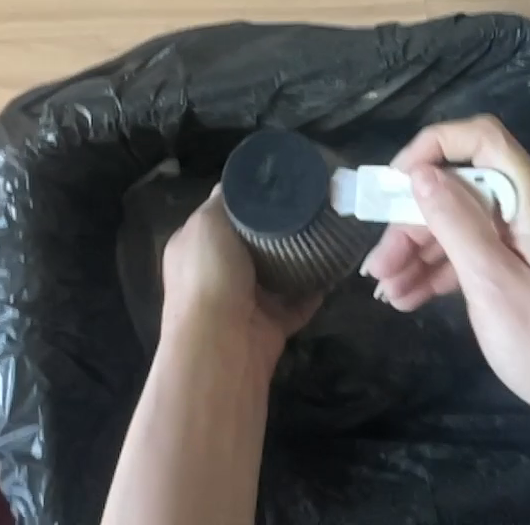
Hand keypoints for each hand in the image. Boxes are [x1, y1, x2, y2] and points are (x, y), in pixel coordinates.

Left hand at [162, 188, 318, 366]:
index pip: (221, 216)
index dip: (245, 201)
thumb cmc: (208, 275)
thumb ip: (223, 202)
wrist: (221, 345)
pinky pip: (298, 302)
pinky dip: (314, 290)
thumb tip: (236, 184)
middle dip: (276, 229)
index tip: (276, 185)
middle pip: (253, 243)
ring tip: (325, 230)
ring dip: (299, 258)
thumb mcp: (207, 223)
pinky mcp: (272, 324)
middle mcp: (218, 273)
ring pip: (277, 273)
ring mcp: (246, 301)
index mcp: (197, 247)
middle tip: (307, 204)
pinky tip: (333, 266)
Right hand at [361, 116, 529, 416]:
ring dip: (418, 251)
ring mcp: (524, 239)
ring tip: (384, 289)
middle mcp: (529, 208)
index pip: (482, 139)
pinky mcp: (520, 268)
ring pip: (459, 223)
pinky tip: (406, 297)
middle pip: (460, 189)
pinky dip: (438, 271)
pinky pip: (471, 252)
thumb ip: (455, 222)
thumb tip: (420, 173)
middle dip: (413, 221)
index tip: (397, 181)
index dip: (434, 146)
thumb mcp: (492, 282)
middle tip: (378, 263)